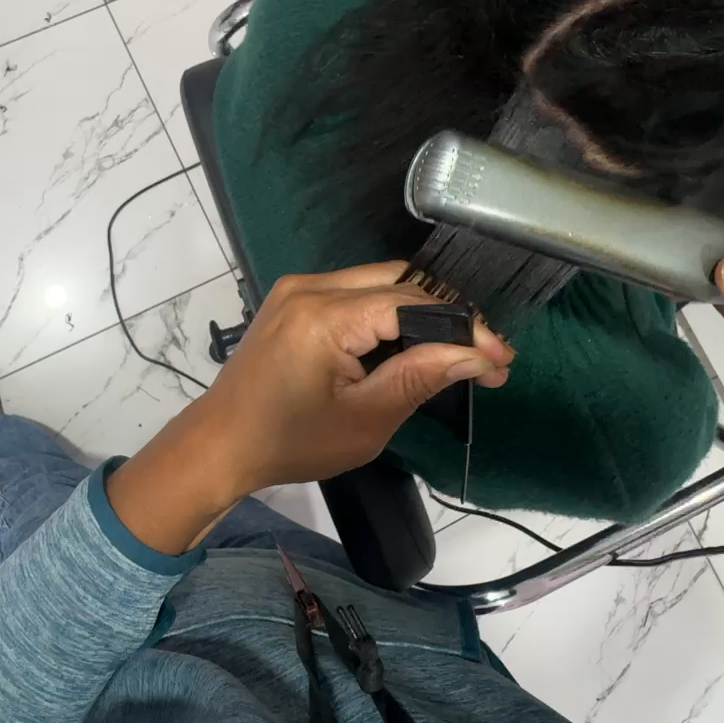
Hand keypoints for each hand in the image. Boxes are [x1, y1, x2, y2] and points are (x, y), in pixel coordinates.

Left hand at [107, 263, 512, 553]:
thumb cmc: (291, 441)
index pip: (412, 303)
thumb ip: (420, 377)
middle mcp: (310, 286)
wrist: (222, 441)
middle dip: (446, 314)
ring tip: (454, 353)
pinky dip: (386, 314)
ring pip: (377, 282)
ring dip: (418, 312)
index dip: (463, 326)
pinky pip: (353, 292)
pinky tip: (410, 345)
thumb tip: (477, 355)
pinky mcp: (292, 299)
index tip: (501, 360)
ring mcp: (297, 288)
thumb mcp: (365, 420)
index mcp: (324, 314)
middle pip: (397, 281)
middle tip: (482, 356)